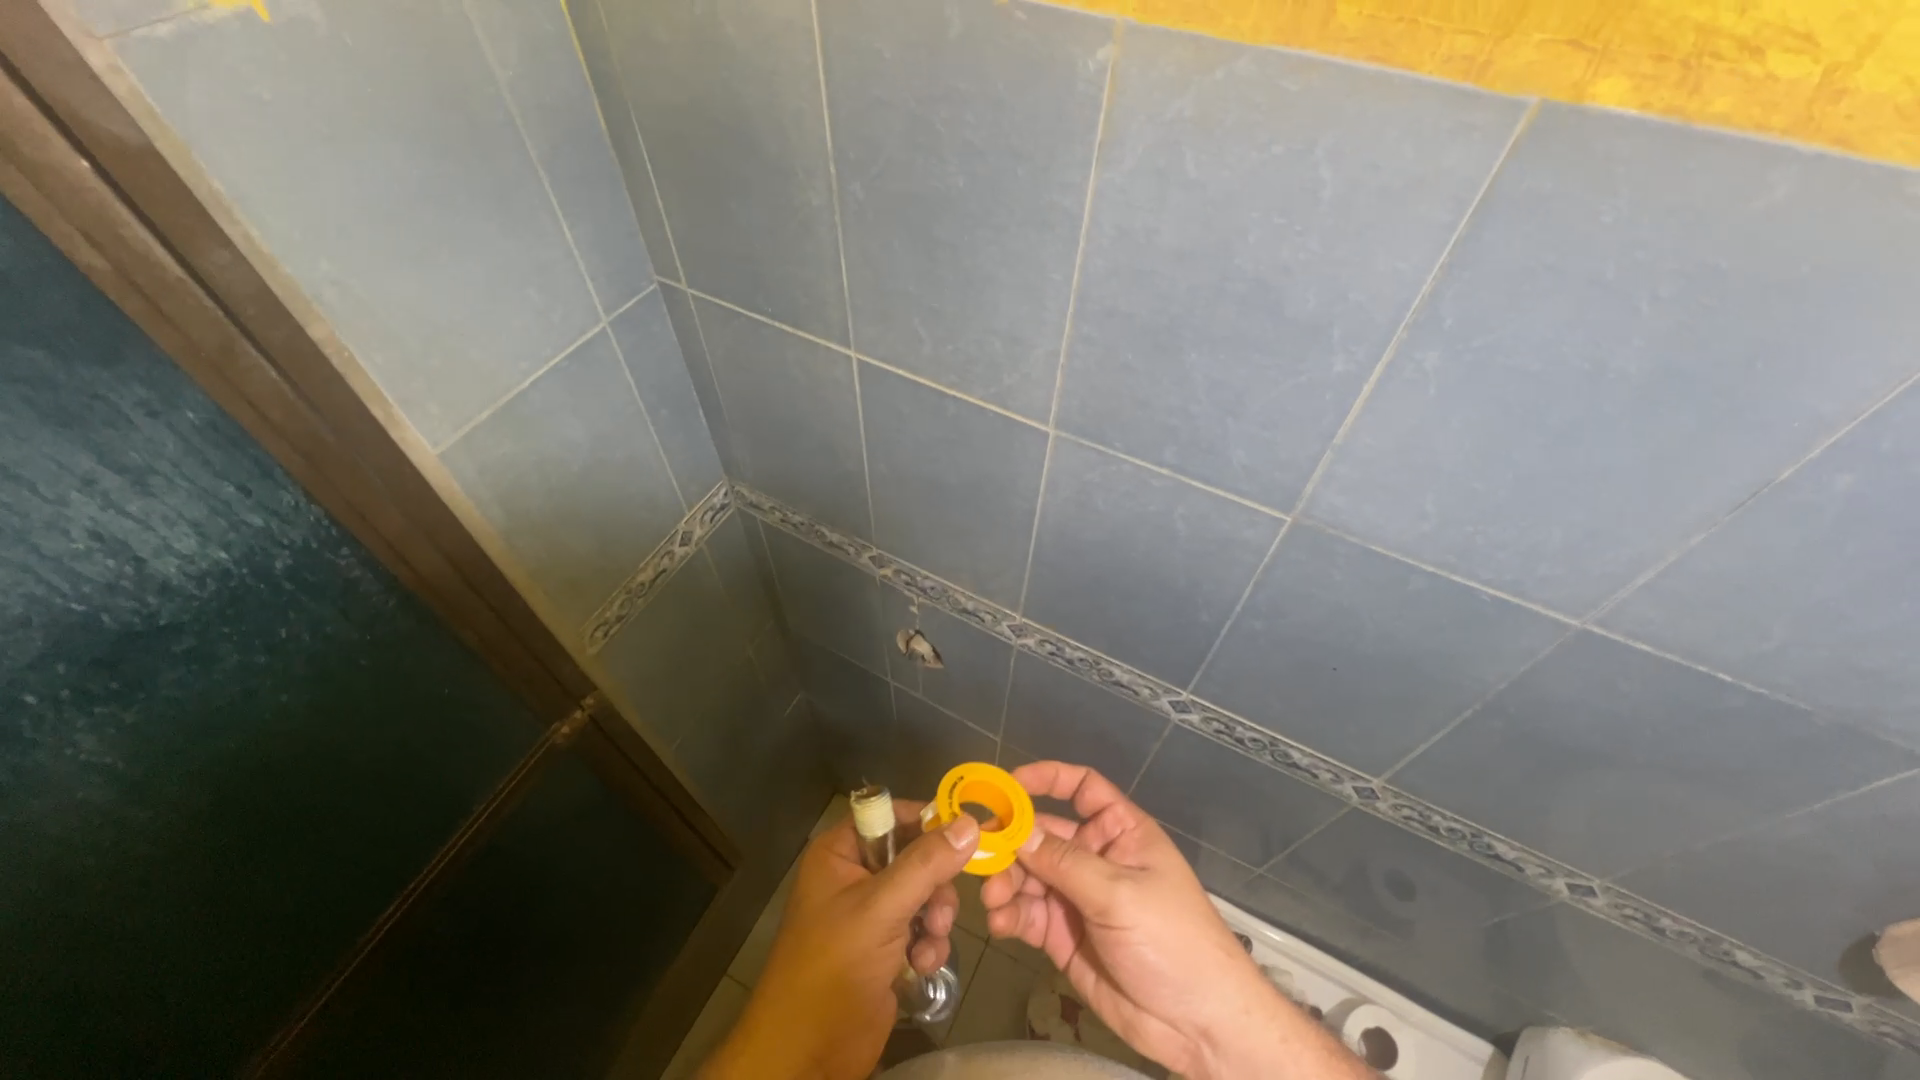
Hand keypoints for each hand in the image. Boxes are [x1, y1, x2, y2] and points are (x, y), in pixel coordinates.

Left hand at [700, 801, 979, 1079]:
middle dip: (936, 884)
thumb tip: (970, 822)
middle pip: (916, 855)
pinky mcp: (885, 947)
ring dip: (936, 917)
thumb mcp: (881, 907)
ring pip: (925, 893)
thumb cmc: (834, 965)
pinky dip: (929, 944)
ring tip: (930, 942)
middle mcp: (855, 875)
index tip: (966, 834)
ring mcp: (870, 913)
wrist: (808, 1050)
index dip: (928, 821)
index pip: (891, 814)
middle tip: (940, 909)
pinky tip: (923, 965)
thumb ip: (927, 863)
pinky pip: (922, 927)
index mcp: (840, 852)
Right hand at [981, 761, 1372, 1079]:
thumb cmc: (1172, 940)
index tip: (1006, 784)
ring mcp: (1077, 898)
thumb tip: (1016, 832)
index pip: (1082, 789)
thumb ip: (1064, 863)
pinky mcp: (1063, 936)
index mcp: (1120, 832)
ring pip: (1028, 875)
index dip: (1046, 779)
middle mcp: (1095, 858)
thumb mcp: (1118, 894)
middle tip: (980, 854)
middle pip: (1042, 834)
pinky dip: (1009, 915)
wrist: (1197, 1023)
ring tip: (994, 899)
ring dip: (1006, 882)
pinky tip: (1000, 923)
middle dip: (1011, 842)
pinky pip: (1027, 914)